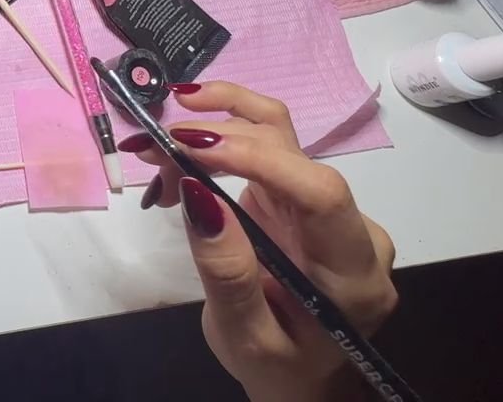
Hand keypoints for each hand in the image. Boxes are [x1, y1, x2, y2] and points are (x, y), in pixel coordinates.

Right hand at [122, 83, 396, 401]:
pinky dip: (217, 134)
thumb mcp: (246, 336)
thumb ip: (227, 271)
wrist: (299, 376)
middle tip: (150, 151)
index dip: (254, 157)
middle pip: (287, 154)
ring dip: (212, 125)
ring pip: (273, 134)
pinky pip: (261, 144)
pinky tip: (183, 137)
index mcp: (353, 271)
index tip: (187, 148)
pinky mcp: (298, 192)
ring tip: (158, 141)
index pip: (318, 191)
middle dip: (212, 141)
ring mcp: (324, 204)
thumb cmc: (277, 366)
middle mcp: (351, 226)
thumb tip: (196, 191)